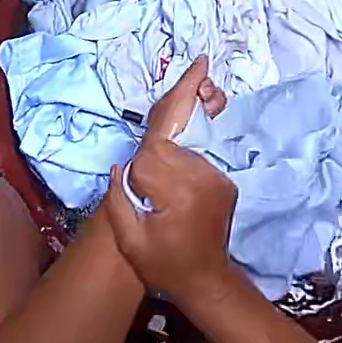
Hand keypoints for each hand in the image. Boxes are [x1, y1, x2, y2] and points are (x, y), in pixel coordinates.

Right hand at [103, 58, 238, 308]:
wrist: (207, 282)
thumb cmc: (165, 266)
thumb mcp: (131, 242)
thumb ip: (118, 203)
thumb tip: (120, 166)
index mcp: (179, 192)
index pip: (154, 154)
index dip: (143, 150)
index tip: (151, 130)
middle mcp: (202, 178)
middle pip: (174, 138)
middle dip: (176, 107)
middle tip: (201, 60)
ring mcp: (216, 179)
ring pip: (188, 143)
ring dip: (183, 122)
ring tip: (201, 72)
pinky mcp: (223, 181)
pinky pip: (199, 153)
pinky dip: (192, 137)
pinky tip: (202, 102)